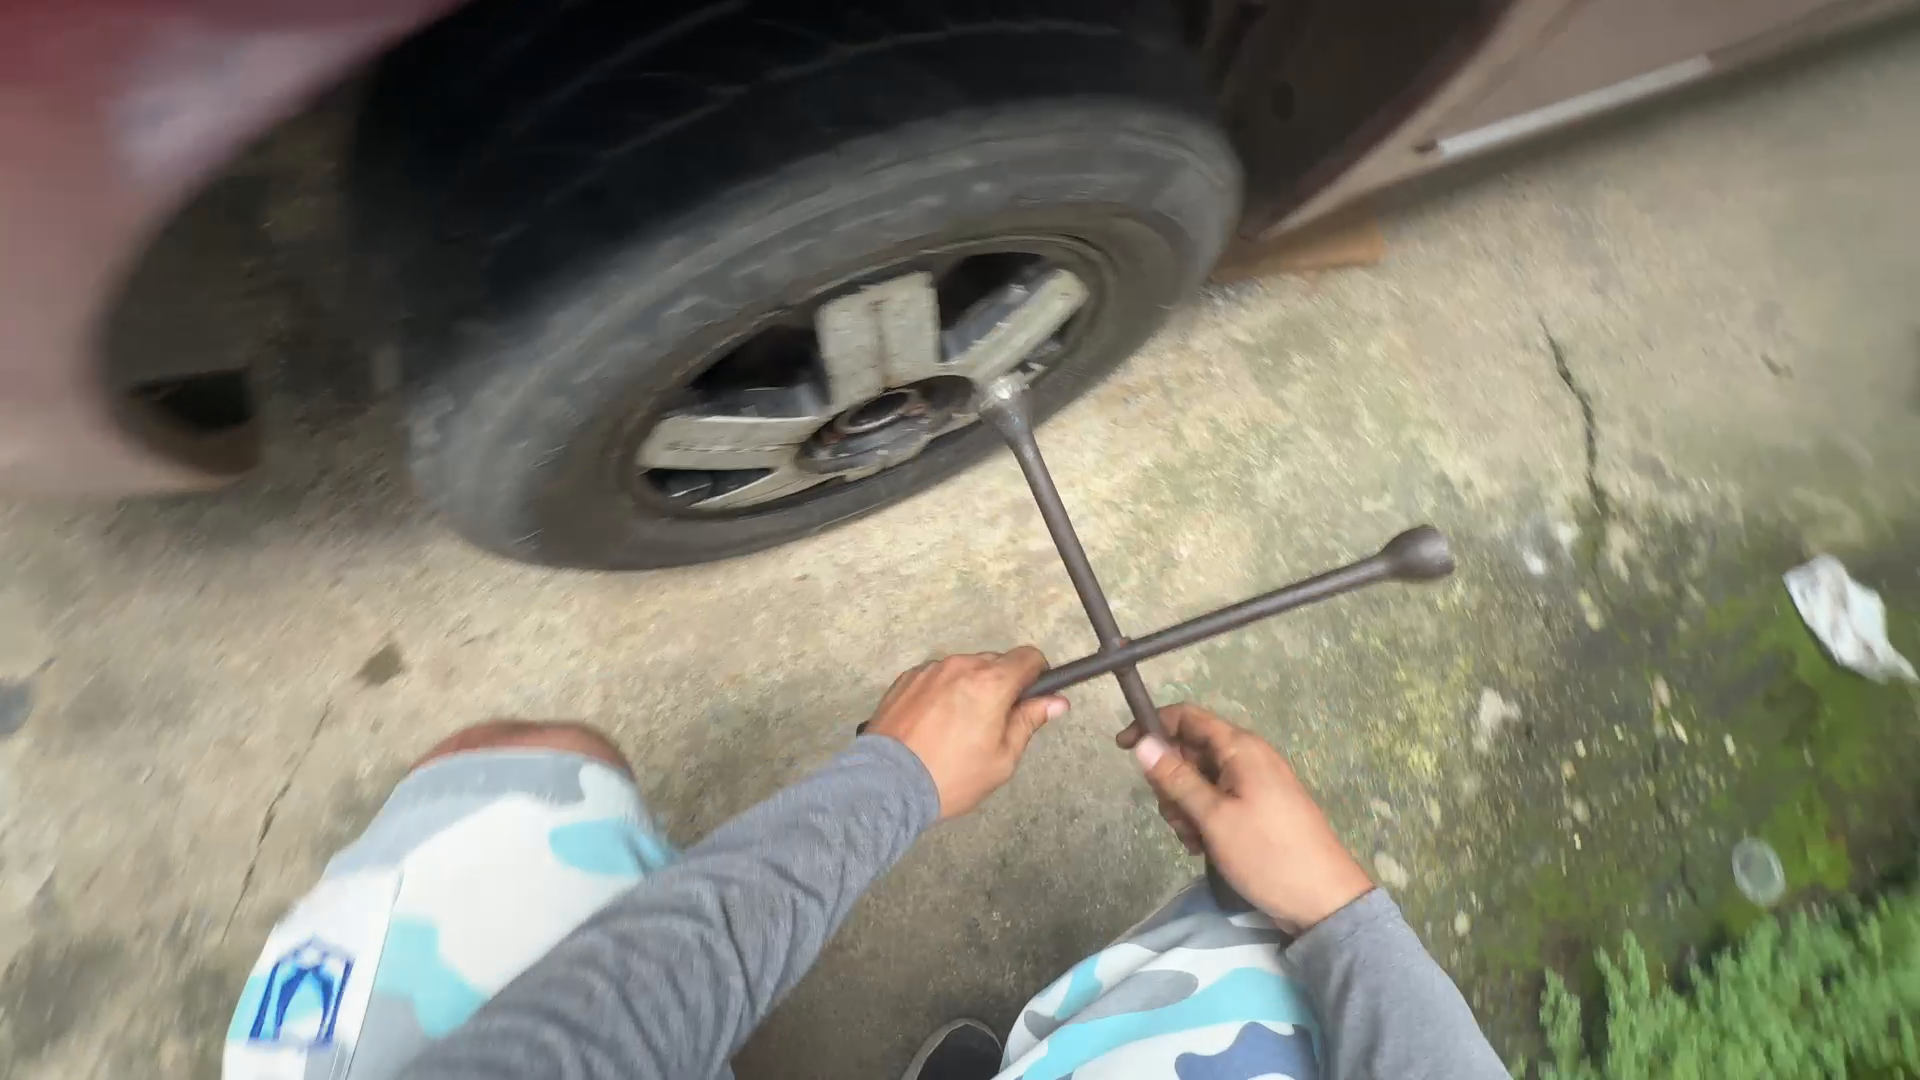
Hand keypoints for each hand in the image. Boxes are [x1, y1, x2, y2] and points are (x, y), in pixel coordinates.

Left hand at [865, 647, 1067, 819]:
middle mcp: (961, 666)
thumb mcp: (1002, 758)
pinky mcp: (907, 678)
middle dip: (1002, 685)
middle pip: (996, 662)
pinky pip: (937, 676)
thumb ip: (1030, 721)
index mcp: (991, 682)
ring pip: (965, 668)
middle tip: (993, 723)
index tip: (1032, 696)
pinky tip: (935, 723)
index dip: (1037, 675)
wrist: (888, 783)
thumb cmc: (950, 776)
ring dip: (970, 687)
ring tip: (958, 727)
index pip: (1028, 657)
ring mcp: (931, 669)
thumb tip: (1057, 702)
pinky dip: (943, 691)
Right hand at [1119, 704, 1373, 933]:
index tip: (1124, 749)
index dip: (1152, 726)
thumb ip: (1175, 778)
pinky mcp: (1256, 808)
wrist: (1325, 904)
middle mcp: (1247, 757)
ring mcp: (1253, 783)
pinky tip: (1204, 847)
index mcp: (1240, 748)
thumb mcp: (1213, 817)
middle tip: (1175, 816)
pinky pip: (1215, 799)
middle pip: (1189, 750)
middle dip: (1170, 781)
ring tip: (1195, 839)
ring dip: (1184, 806)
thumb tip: (1143, 742)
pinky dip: (1202, 818)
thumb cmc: (1268, 854)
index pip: (1186, 717)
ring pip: (1198, 779)